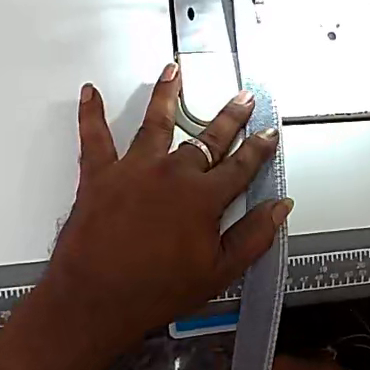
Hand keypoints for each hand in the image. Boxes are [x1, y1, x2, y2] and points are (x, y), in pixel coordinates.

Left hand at [14, 63, 290, 366]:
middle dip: (229, 116)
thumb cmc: (153, 291)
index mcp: (202, 198)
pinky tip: (91, 92)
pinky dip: (91, 113)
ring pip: (155, 122)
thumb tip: (279, 209)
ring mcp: (134, 169)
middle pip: (207, 138)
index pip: (240, 166)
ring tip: (173, 72)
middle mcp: (171, 174)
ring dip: (167, 94)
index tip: (269, 133)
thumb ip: (253, 237)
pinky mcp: (99, 174)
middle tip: (242, 98)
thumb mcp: (218, 273)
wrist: (96, 298)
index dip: (259, 148)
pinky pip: (94, 136)